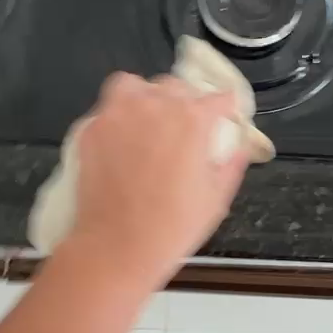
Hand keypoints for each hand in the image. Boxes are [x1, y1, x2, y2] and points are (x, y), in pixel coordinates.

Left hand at [69, 73, 247, 273]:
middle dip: (186, 101)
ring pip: (135, 85)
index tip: (225, 117)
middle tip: (186, 126)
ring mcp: (118, 114)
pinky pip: (107, 108)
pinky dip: (118, 117)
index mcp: (192, 120)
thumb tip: (241, 147)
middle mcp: (154, 106)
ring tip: (149, 120)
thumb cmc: (172, 227)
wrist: (115, 247)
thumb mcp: (217, 197)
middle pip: (176, 86)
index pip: (218, 97)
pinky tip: (122, 139)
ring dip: (146, 96)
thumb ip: (233, 163)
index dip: (225, 108)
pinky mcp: (91, 129)